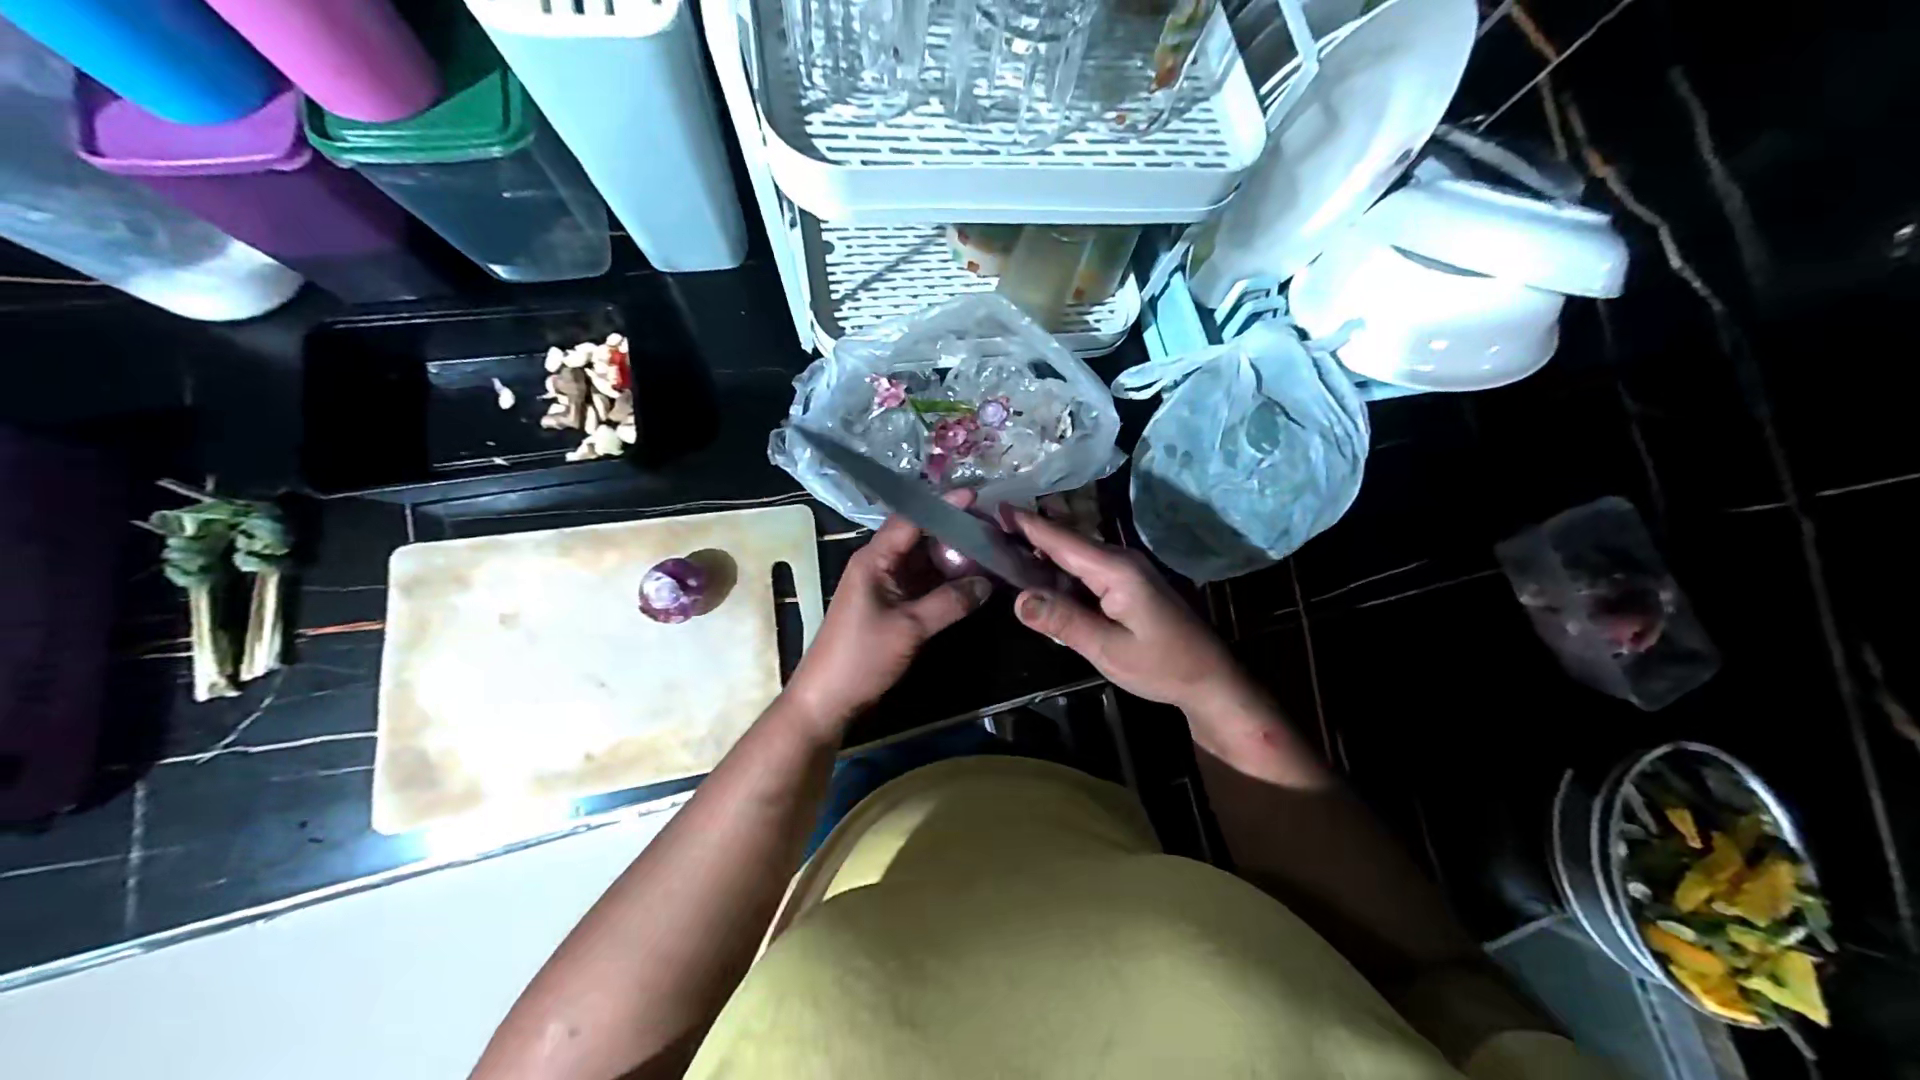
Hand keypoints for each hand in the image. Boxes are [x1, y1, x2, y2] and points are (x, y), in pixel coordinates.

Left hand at [783, 493, 992, 731]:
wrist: (830, 700)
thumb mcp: (909, 628)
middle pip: (920, 537)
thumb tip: (987, 582)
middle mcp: (880, 565)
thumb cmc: (862, 657)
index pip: (911, 519)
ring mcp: (887, 587)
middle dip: (955, 532)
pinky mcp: (894, 607)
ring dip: (953, 558)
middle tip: (993, 528)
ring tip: (991, 551)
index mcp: (874, 559)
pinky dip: (947, 582)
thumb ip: (950, 602)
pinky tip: (974, 582)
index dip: (943, 506)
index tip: (977, 496)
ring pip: (925, 562)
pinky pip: (925, 585)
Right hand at [1009, 510, 1246, 711]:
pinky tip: (1038, 580)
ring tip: (1001, 552)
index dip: (1027, 525)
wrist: (1210, 679)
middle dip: (1027, 536)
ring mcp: (1125, 571)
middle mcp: (1120, 560)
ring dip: (1041, 556)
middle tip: (987, 534)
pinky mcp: (1127, 585)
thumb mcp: (1108, 650)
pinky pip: (1085, 571)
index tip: (995, 506)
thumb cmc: (1162, 666)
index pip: (1061, 541)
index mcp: (1115, 569)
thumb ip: (1064, 622)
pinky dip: (1059, 573)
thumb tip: (1018, 599)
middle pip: (1065, 543)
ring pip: (1074, 557)